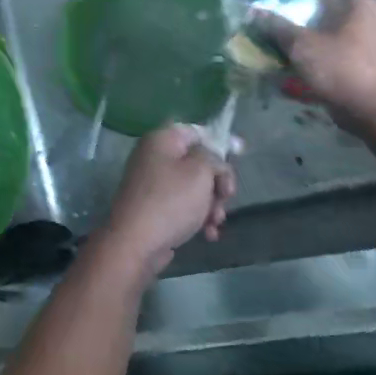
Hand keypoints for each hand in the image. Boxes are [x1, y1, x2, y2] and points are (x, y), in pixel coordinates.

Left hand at [101, 124, 236, 271]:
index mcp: (160, 141)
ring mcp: (152, 185)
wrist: (136, 243)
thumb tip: (211, 157)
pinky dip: (198, 217)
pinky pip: (183, 206)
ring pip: (194, 188)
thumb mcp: (201, 171)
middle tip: (225, 196)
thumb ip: (213, 157)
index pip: (196, 131)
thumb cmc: (171, 201)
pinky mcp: (154, 208)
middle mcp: (153, 158)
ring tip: (215, 221)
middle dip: (217, 182)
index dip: (219, 141)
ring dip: (211, 204)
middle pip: (198, 163)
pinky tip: (208, 234)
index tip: (240, 152)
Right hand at [261, 0, 375, 123]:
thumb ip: (277, 27)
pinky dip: (313, 65)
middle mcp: (368, 18)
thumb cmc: (340, 67)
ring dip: (301, 50)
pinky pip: (331, 59)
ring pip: (324, 41)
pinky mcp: (363, 66)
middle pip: (320, 19)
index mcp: (358, 3)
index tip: (267, 14)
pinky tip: (291, 77)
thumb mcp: (301, 44)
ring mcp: (368, 43)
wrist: (374, 108)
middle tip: (267, 38)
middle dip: (293, 30)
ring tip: (275, 58)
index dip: (288, 3)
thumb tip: (256, 13)